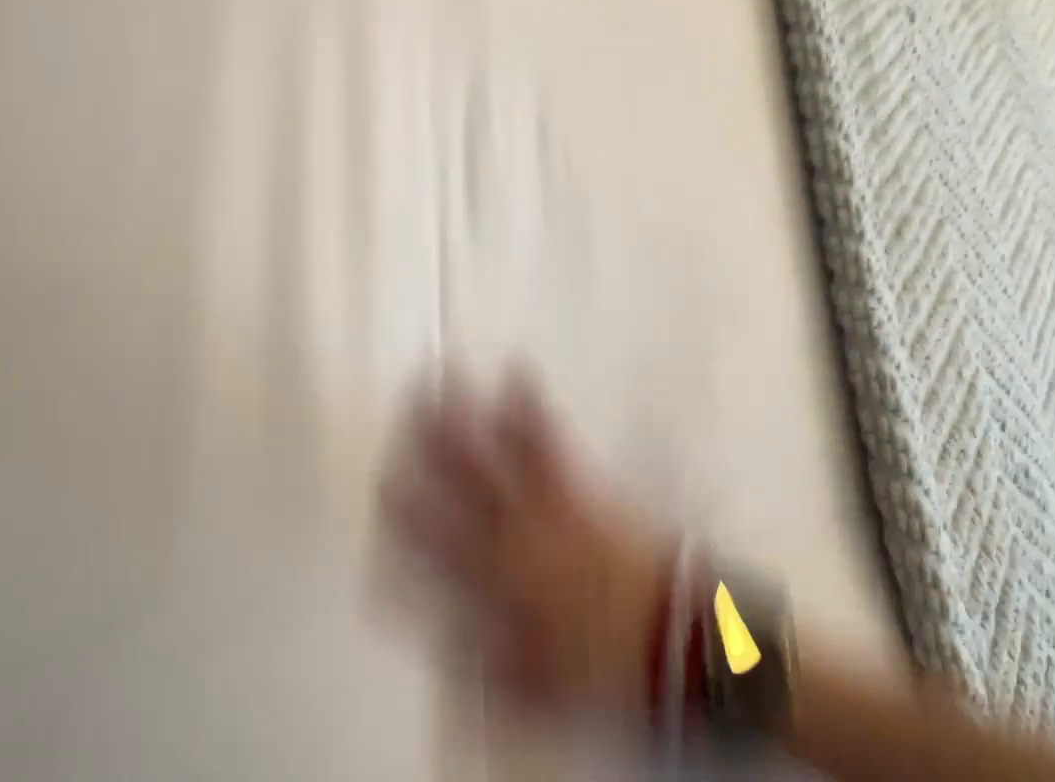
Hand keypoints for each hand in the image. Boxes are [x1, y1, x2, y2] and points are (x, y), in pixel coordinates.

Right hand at [379, 367, 669, 724]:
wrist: (673, 637)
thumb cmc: (604, 664)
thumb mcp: (536, 687)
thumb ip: (481, 664)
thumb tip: (439, 643)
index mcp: (491, 589)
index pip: (426, 554)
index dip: (396, 530)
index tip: (381, 503)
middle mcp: (505, 540)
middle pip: (448, 489)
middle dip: (417, 454)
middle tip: (395, 423)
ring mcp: (540, 508)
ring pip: (484, 457)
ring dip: (456, 418)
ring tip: (437, 381)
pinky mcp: (576, 488)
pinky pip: (544, 442)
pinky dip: (527, 406)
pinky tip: (517, 367)